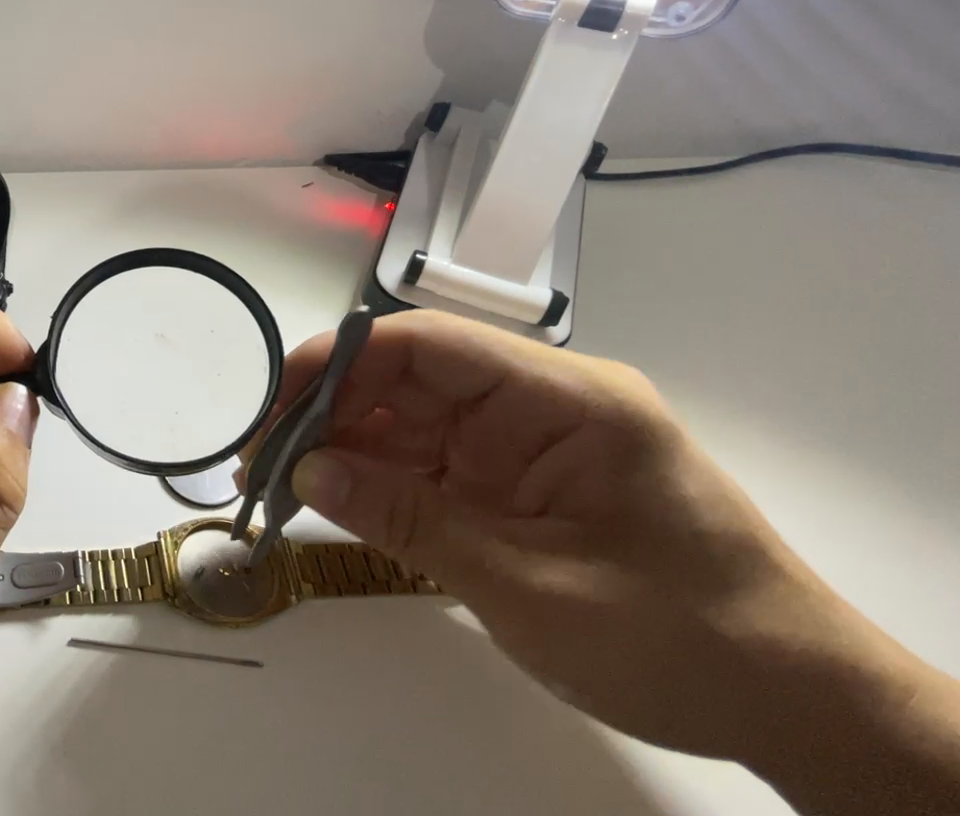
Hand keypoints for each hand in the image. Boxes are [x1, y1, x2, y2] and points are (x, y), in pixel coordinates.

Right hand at [260, 309, 959, 811]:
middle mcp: (535, 405)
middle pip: (406, 380)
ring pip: (403, 422)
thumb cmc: (678, 638)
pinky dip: (367, 482)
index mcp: (564, 400)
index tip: (276, 403)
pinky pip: (420, 465)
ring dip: (337, 450)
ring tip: (272, 484)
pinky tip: (319, 499)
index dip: (342, 359)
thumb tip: (304, 473)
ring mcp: (518, 444)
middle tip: (259, 460)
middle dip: (326, 412)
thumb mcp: (526, 583)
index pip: (431, 346)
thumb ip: (408, 519)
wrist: (787, 701)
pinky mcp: (505, 482)